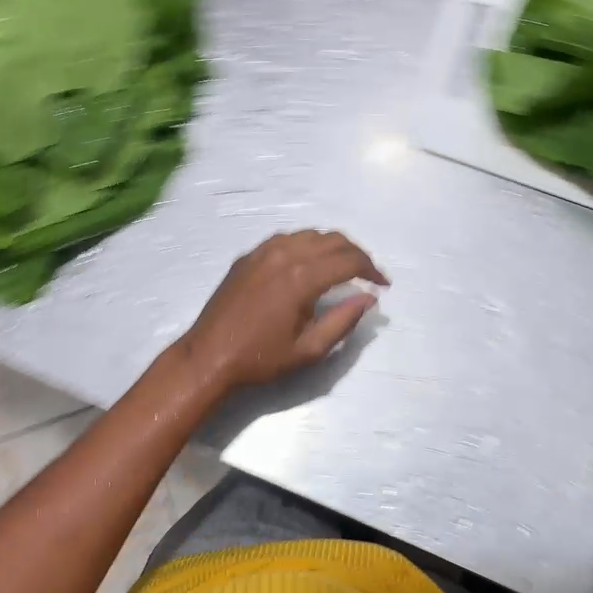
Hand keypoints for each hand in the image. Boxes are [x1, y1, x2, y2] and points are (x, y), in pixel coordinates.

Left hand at [177, 230, 388, 389]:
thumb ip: (343, 320)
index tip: (383, 285)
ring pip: (309, 235)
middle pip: (332, 240)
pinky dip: (306, 246)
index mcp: (302, 278)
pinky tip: (309, 264)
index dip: (372, 271)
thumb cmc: (261, 358)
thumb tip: (369, 298)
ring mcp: (263, 251)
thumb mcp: (309, 349)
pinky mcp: (248, 256)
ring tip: (342, 268)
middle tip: (367, 275)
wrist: (209, 356)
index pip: (349, 261)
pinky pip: (286, 240)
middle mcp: (285, 254)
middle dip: (356, 254)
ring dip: (332, 247)